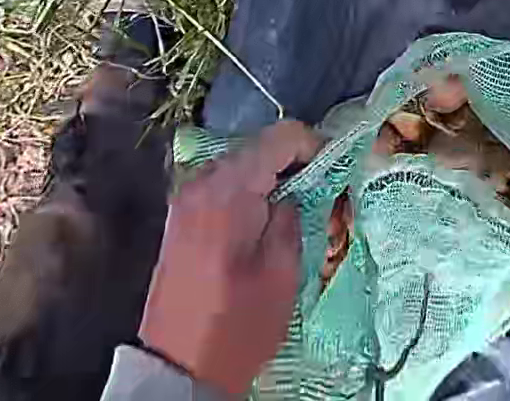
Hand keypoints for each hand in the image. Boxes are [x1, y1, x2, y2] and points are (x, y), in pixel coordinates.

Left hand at [139, 121, 322, 395]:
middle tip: (321, 186)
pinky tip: (266, 214)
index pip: (280, 136)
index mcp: (228, 186)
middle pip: (259, 145)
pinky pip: (225, 182)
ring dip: (272, 173)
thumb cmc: (237, 322)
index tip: (333, 168)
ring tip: (297, 202)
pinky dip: (250, 187)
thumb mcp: (283, 268)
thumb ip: (296, 211)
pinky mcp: (182, 214)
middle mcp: (203, 179)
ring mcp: (187, 195)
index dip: (313, 144)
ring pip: (242, 161)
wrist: (176, 374)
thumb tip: (303, 185)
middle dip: (294, 159)